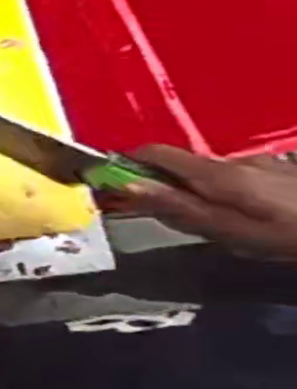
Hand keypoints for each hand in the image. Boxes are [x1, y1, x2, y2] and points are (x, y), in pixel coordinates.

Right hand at [112, 145, 296, 258]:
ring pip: (205, 173)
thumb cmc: (290, 235)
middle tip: (167, 218)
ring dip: (192, 191)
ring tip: (211, 220)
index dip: (125, 164)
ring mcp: (263, 162)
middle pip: (179, 166)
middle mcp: (237, 160)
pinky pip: (231, 175)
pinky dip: (218, 191)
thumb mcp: (226, 229)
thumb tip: (126, 185)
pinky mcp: (281, 168)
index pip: (155, 153)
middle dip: (161, 187)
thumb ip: (175, 205)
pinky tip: (240, 213)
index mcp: (218, 174)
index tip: (109, 184)